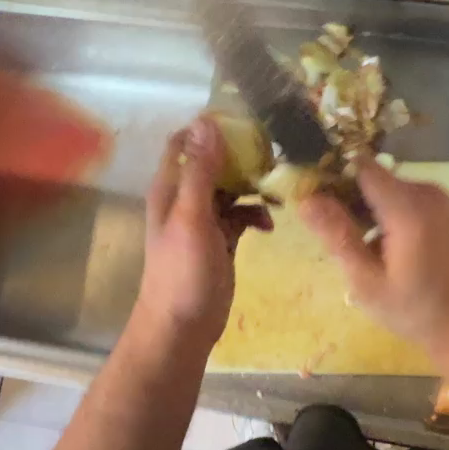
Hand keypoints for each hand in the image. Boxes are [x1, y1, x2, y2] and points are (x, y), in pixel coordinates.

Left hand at [136, 118, 272, 340]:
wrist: (182, 327)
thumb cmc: (183, 273)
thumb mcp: (192, 217)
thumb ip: (200, 172)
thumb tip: (207, 122)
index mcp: (170, 187)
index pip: (185, 142)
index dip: (210, 129)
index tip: (246, 125)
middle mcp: (185, 198)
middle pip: (214, 163)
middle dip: (242, 157)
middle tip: (275, 157)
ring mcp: (203, 220)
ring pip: (231, 189)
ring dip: (252, 187)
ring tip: (278, 191)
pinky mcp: (221, 240)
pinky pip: (240, 215)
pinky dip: (255, 214)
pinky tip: (269, 225)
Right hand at [299, 156, 448, 347]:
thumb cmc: (414, 309)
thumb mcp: (366, 281)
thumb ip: (338, 236)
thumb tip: (305, 200)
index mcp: (408, 208)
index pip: (361, 167)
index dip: (332, 176)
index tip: (310, 197)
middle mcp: (425, 192)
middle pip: (372, 177)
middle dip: (345, 198)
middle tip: (329, 234)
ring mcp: (437, 198)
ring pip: (384, 188)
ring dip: (363, 209)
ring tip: (354, 245)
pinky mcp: (440, 207)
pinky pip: (400, 197)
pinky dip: (382, 214)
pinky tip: (377, 246)